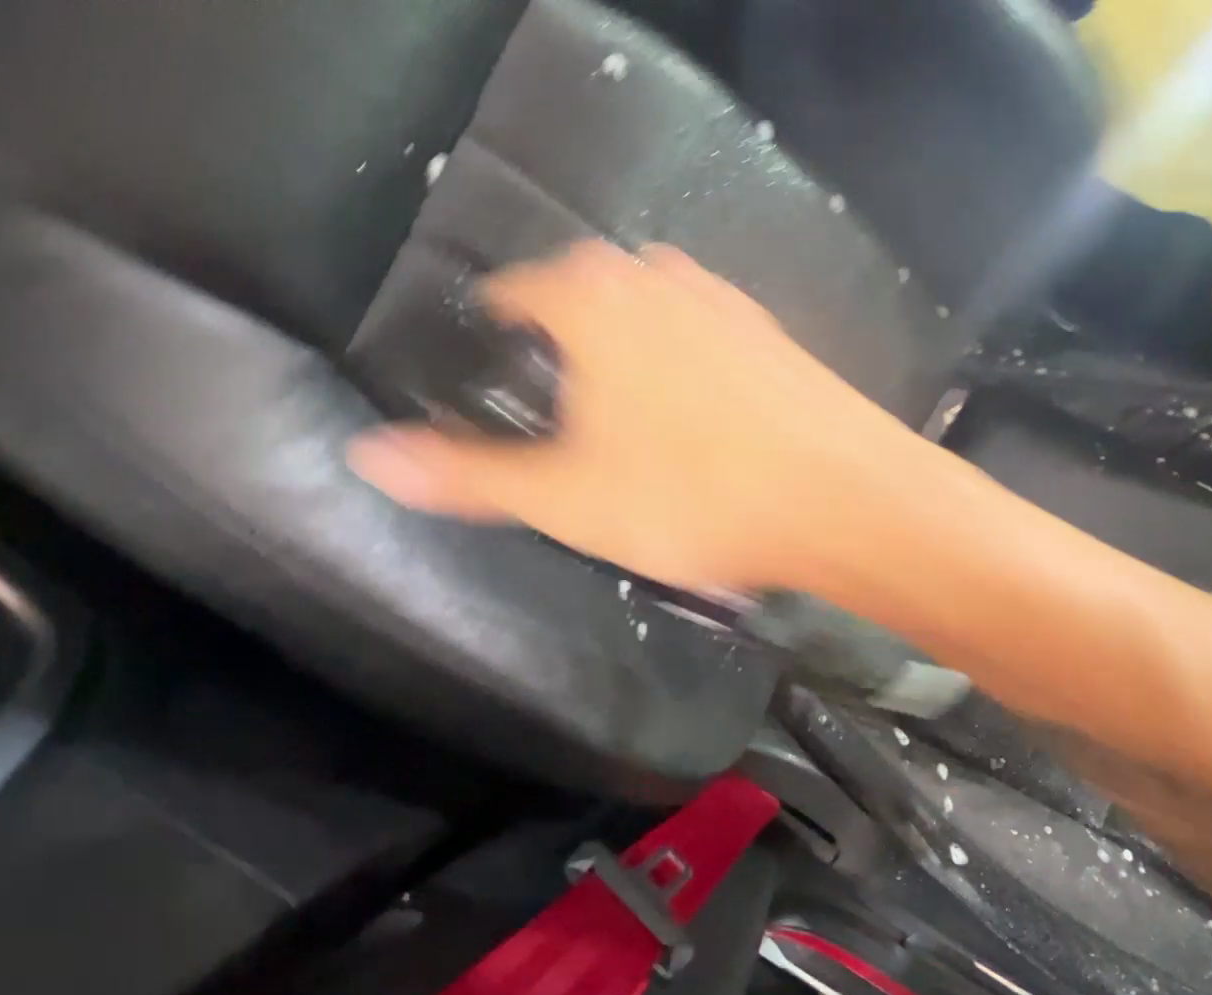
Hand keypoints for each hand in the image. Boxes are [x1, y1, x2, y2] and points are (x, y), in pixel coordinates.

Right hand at [347, 241, 923, 590]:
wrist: (843, 500)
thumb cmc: (690, 494)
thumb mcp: (564, 497)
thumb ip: (465, 474)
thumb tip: (368, 455)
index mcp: (592, 299)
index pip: (512, 292)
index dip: (491, 334)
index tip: (487, 374)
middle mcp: (655, 276)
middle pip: (579, 298)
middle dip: (557, 346)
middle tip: (549, 413)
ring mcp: (721, 300)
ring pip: (643, 317)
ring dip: (621, 356)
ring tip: (617, 424)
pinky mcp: (769, 334)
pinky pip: (698, 341)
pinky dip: (678, 371)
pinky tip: (691, 426)